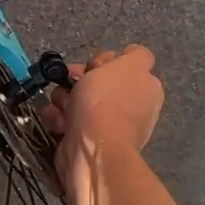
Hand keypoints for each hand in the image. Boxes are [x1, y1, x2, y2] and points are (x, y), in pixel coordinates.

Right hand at [44, 45, 163, 181]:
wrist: (92, 149)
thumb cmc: (108, 101)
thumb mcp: (129, 66)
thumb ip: (137, 55)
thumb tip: (131, 57)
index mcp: (144, 88)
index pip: (124, 63)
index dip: (107, 60)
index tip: (96, 66)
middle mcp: (129, 106)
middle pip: (97, 79)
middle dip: (79, 77)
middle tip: (70, 80)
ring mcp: (106, 124)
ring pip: (78, 97)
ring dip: (65, 97)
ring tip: (64, 106)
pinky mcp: (84, 139)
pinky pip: (67, 118)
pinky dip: (60, 117)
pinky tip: (60, 122)